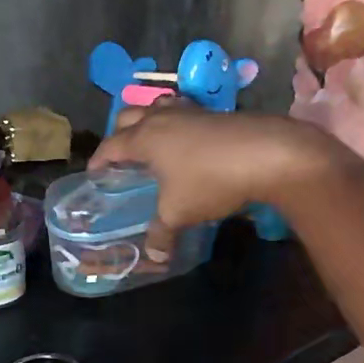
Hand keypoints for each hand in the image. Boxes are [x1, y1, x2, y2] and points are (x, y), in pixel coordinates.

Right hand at [88, 100, 340, 261]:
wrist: (269, 155)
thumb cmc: (210, 181)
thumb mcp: (179, 212)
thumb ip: (161, 233)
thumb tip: (154, 256)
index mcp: (143, 138)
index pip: (109, 145)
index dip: (98, 160)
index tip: (94, 174)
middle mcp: (161, 119)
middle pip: (128, 115)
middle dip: (118, 133)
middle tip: (121, 156)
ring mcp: (190, 111)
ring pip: (157, 106)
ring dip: (148, 120)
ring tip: (152, 142)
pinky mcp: (215, 112)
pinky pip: (184, 111)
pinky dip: (176, 123)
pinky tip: (187, 142)